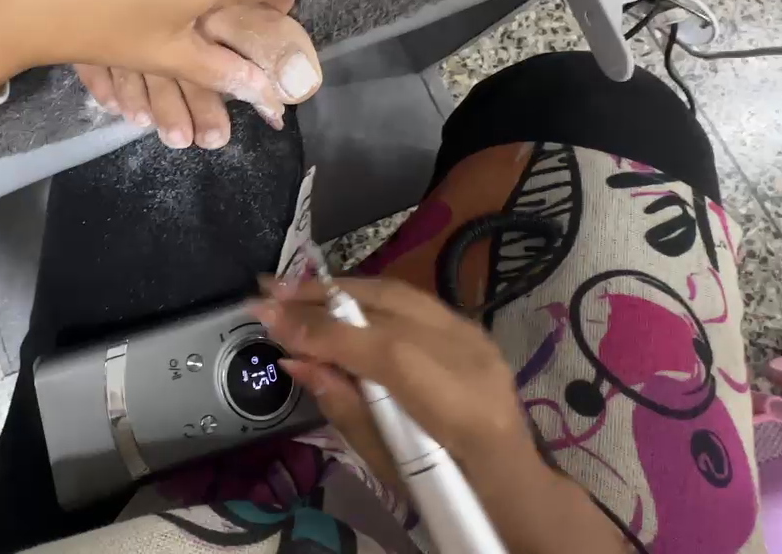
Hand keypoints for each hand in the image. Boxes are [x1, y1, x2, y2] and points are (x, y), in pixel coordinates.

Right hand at [254, 275, 625, 553]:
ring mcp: (473, 335)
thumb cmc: (449, 494)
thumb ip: (343, 406)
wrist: (515, 488)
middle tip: (267, 293)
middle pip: (385, 307)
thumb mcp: (388, 467)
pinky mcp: (466, 326)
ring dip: (338, 287)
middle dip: (319, 297)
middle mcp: (471, 358)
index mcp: (460, 408)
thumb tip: (293, 359)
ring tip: (290, 289)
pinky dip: (362, 294)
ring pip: (394, 292)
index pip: (380, 352)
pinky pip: (405, 298)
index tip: (266, 316)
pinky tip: (332, 296)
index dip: (319, 330)